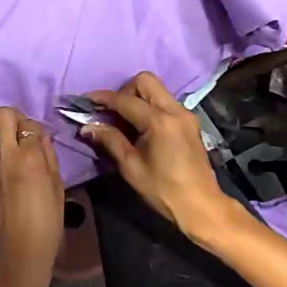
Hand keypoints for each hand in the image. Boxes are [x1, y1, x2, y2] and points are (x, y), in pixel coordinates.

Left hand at [0, 107, 62, 286]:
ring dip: (4, 135)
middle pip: (0, 115)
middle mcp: (3, 156)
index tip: (41, 141)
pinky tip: (9, 175)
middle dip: (14, 118)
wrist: (18, 251)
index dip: (36, 129)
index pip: (28, 123)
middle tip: (24, 136)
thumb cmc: (47, 221)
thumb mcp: (58, 186)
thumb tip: (41, 137)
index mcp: (28, 157)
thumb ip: (48, 156)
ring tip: (17, 154)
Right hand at [81, 72, 239, 237]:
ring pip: (157, 90)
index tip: (86, 101)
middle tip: (112, 112)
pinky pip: (165, 102)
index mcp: (159, 121)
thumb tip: (88, 127)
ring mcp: (185, 115)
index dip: (103, 99)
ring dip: (138, 98)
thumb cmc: (163, 190)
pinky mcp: (190, 122)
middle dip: (125, 91)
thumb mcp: (131, 167)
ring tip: (124, 121)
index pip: (125, 100)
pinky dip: (150, 106)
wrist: (201, 206)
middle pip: (146, 81)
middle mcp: (175, 110)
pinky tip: (140, 128)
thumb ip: (110, 140)